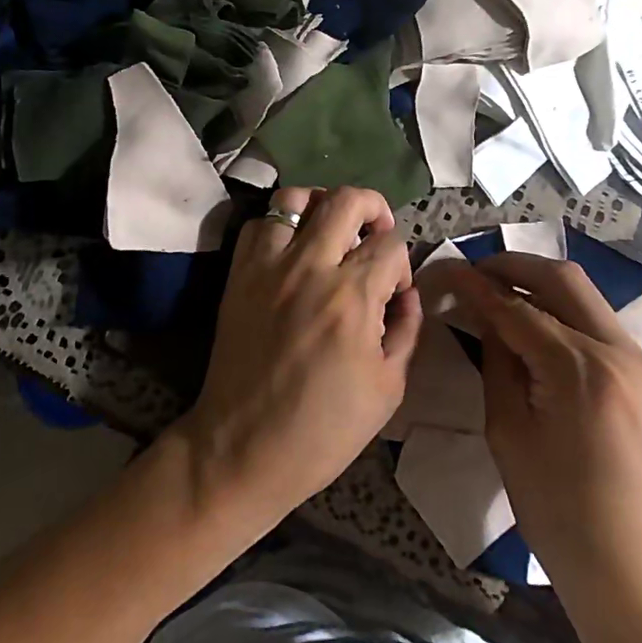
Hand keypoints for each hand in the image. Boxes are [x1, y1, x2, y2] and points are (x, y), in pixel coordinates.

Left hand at [174, 186, 422, 519]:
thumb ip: (404, 328)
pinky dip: (279, 223)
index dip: (402, 259)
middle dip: (372, 208)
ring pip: (294, 199)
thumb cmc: (323, 428)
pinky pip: (257, 224)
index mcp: (351, 298)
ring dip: (321, 205)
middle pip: (346, 201)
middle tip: (374, 234)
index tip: (394, 286)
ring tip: (330, 231)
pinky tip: (292, 249)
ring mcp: (265, 266)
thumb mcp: (388, 387)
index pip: (390, 244)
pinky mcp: (236, 274)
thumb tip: (404, 290)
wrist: (243, 443)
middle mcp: (307, 268)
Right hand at [421, 253, 641, 598]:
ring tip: (498, 296)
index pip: (516, 307)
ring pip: (588, 301)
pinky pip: (603, 330)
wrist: (635, 569)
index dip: (474, 285)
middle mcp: (623, 356)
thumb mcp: (507, 429)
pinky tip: (536, 334)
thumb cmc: (555, 506)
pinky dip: (565, 317)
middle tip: (474, 271)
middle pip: (565, 281)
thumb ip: (498, 362)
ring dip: (541, 288)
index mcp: (581, 370)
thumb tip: (484, 318)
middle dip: (514, 266)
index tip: (443, 269)